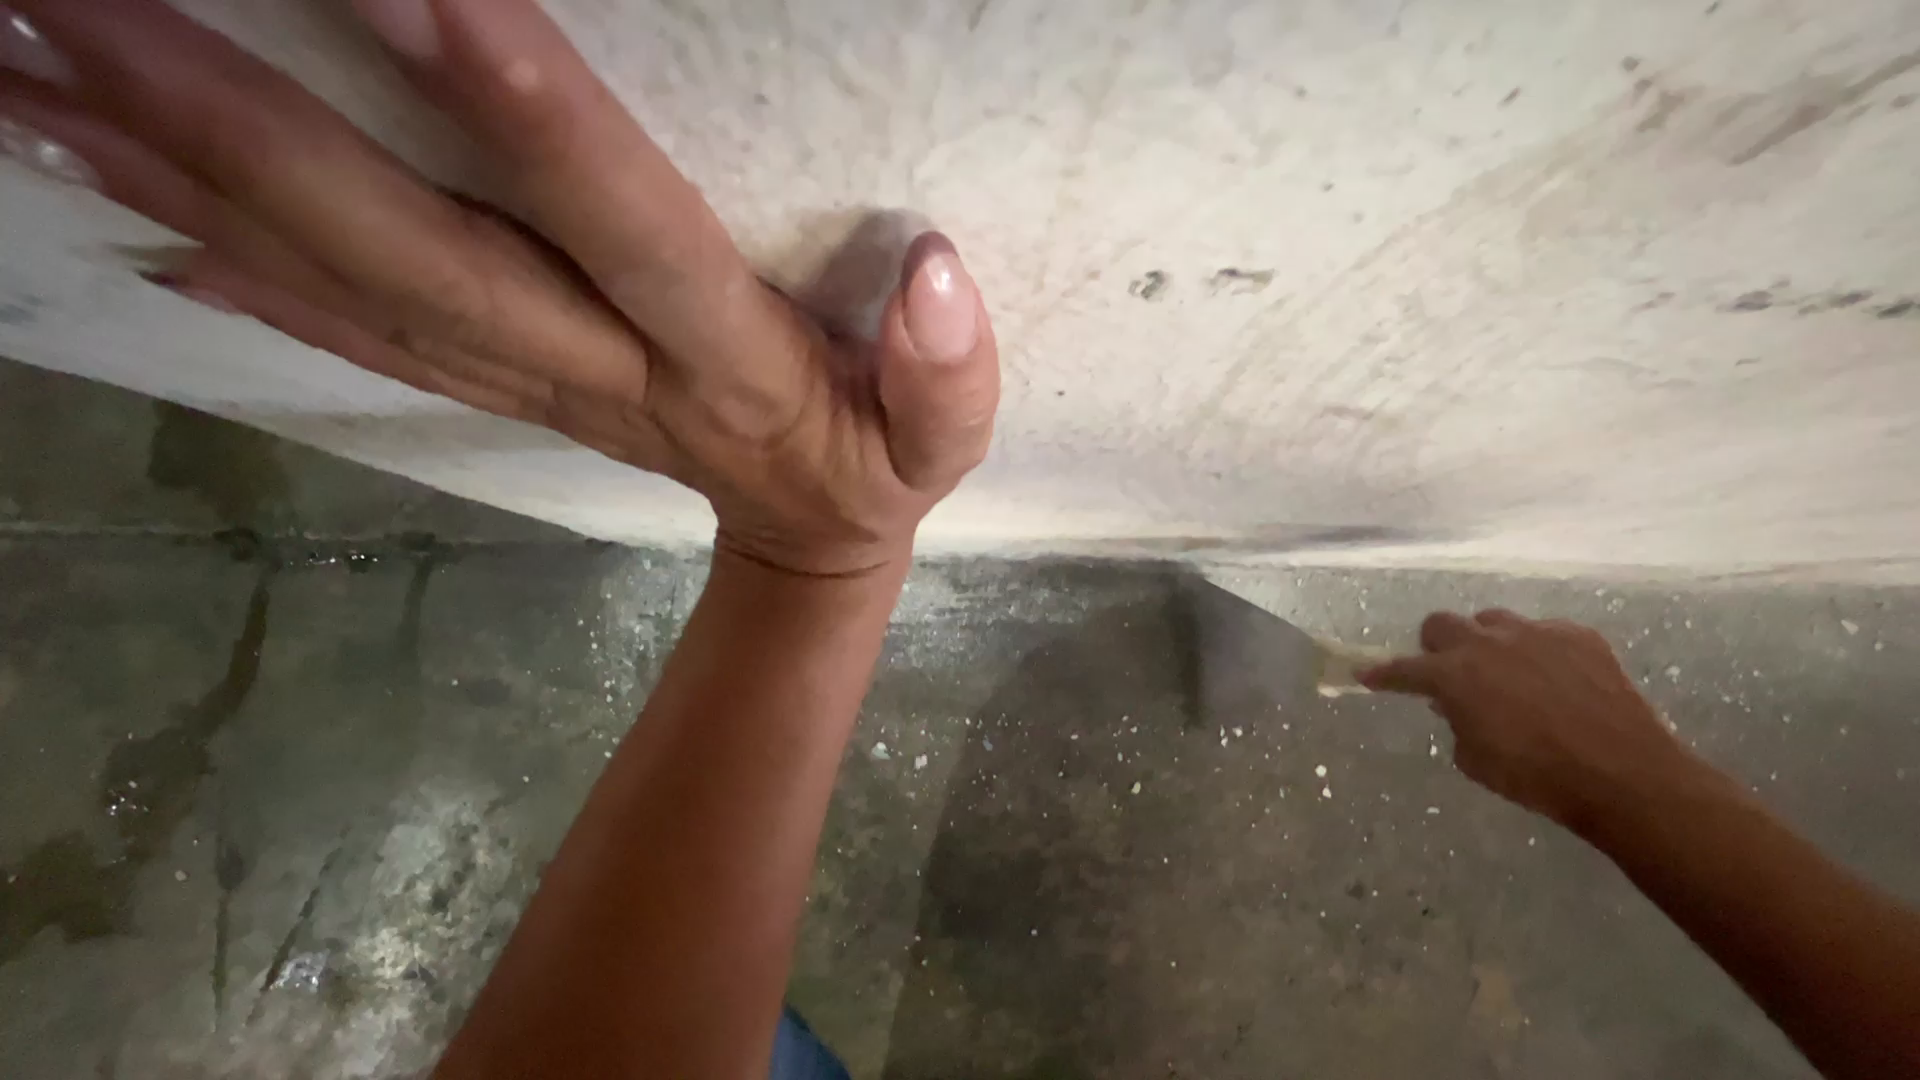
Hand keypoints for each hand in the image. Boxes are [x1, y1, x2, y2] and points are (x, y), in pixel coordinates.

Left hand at [0, 0, 998, 575]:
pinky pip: (379, 344)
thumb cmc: (880, 470)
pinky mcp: (525, 395)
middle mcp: (620, 375)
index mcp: (733, 374)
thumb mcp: (944, 444)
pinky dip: (255, 279)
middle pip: (444, 271)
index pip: (640, 246)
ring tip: (30, 70)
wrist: (809, 539)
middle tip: (80, 6)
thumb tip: (936, 273)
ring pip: (380, 301)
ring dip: (210, 197)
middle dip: (278, 148)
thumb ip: (951, 375)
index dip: (552, 135)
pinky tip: (130, 205)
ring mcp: (556, 390)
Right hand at [1359, 610, 1697, 830]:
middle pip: (1441, 623)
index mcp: (1453, 675)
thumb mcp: (1473, 758)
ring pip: (1492, 621)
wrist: (1625, 777)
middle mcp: (1486, 643)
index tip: (1367, 676)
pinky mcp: (1579, 637)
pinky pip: (1544, 632)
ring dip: (1487, 642)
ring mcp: (1535, 634)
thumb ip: (1454, 722)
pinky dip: (1538, 650)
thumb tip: (1453, 703)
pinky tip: (1553, 677)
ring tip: (1504, 669)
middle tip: (1448, 671)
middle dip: (1436, 646)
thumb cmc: (1536, 776)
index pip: (1402, 668)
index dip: (1382, 674)